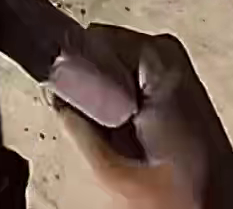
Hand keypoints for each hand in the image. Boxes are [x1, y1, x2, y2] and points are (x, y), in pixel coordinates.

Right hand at [53, 26, 232, 208]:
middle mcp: (166, 46)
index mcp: (158, 57)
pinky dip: (120, 96)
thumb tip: (51, 88)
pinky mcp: (172, 72)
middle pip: (101, 47)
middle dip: (94, 84)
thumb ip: (77, 123)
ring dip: (106, 93)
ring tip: (123, 133)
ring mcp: (172, 58)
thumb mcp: (115, 168)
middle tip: (108, 129)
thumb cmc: (181, 197)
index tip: (84, 110)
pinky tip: (133, 128)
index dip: (80, 74)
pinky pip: (126, 70)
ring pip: (110, 60)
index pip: (91, 39)